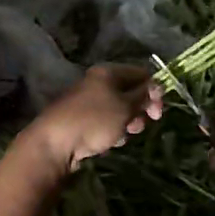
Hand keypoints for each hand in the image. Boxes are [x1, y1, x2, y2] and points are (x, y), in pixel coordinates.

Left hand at [16, 65, 163, 178]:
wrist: (56, 142)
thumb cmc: (94, 120)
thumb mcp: (124, 106)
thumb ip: (143, 95)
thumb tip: (154, 85)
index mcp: (107, 72)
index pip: (140, 74)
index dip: (154, 90)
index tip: (158, 111)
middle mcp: (98, 83)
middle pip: (131, 93)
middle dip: (140, 110)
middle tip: (138, 125)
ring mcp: (90, 102)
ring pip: (121, 111)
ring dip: (127, 124)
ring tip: (122, 135)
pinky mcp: (85, 121)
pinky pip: (109, 123)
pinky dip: (114, 132)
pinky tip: (110, 142)